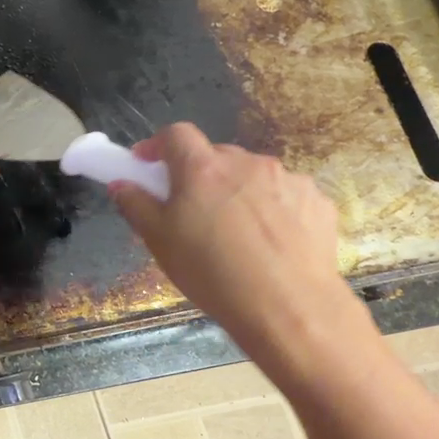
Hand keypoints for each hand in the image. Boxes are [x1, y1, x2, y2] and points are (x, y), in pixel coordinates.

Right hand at [111, 123, 375, 380]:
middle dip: (198, 174)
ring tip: (232, 233)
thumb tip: (122, 184)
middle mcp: (247, 163)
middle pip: (215, 155)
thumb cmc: (209, 270)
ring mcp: (288, 180)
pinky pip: (284, 196)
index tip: (145, 164)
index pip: (176, 134)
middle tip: (188, 210)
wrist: (287, 305)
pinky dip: (269, 209)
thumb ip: (136, 205)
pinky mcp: (317, 202)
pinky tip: (266, 243)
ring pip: (251, 176)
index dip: (156, 145)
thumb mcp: (157, 240)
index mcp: (203, 168)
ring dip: (235, 191)